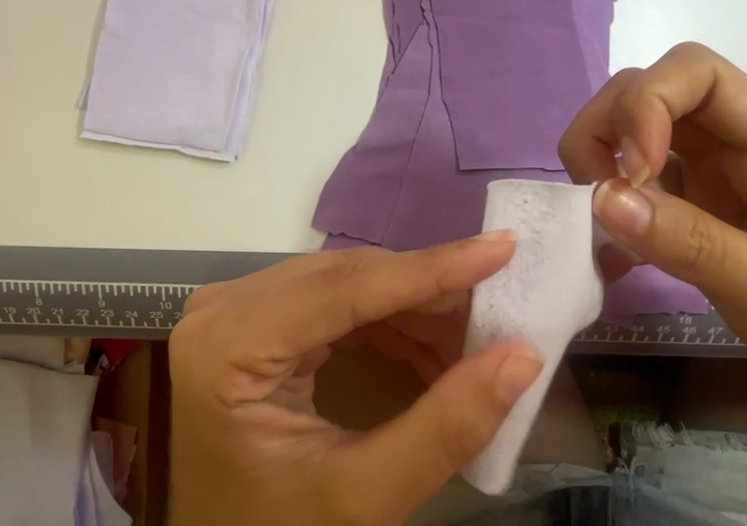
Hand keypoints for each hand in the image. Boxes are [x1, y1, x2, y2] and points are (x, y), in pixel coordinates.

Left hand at [168, 238, 544, 525]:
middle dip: (428, 294)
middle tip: (502, 310)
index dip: (429, 269)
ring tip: (476, 341)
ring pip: (344, 284)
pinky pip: (332, 303)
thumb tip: (523, 357)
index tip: (502, 249)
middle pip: (344, 279)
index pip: (344, 289)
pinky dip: (387, 322)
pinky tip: (433, 347)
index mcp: (227, 346)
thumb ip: (443, 428)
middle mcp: (223, 308)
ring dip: (413, 309)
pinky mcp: (253, 323)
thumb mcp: (362, 497)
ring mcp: (235, 311)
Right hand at [557, 41, 746, 440]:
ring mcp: (718, 187)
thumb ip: (701, 247)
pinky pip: (635, 193)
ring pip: (633, 137)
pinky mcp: (697, 224)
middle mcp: (745, 153)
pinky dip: (607, 214)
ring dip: (600, 168)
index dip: (649, 101)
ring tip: (601, 233)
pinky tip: (608, 262)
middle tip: (600, 200)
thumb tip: (602, 199)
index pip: (700, 74)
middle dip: (610, 130)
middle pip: (653, 94)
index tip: (631, 171)